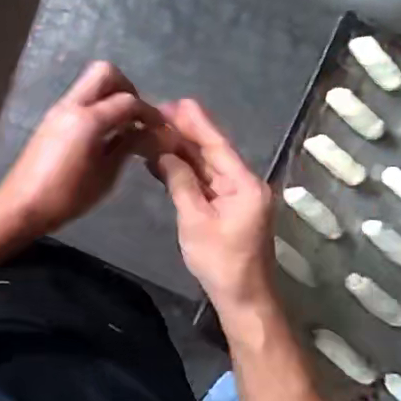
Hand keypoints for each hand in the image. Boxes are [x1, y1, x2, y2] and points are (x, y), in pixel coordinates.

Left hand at [0, 61, 163, 237]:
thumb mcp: (105, 175)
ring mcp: (58, 110)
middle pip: (105, 73)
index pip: (128, 101)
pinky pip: (79, 99)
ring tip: (123, 126)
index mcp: (87, 119)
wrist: (21, 204)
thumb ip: (127, 146)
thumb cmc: (67, 196)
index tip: (161, 128)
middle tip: (137, 116)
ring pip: (90, 82)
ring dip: (111, 95)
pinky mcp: (51, 119)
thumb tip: (147, 132)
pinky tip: (105, 133)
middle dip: (127, 88)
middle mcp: (72, 106)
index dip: (150, 112)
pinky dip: (97, 105)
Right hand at [151, 99, 275, 316]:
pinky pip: (206, 181)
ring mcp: (238, 196)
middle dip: (186, 132)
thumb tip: (164, 153)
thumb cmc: (220, 261)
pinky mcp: (229, 207)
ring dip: (183, 150)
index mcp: (243, 184)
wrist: (243, 297)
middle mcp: (245, 184)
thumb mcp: (195, 220)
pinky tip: (166, 161)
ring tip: (156, 130)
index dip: (195, 122)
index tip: (175, 103)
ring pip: (208, 165)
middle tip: (157, 113)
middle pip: (212, 151)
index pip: (216, 145)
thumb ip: (181, 183)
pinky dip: (186, 170)